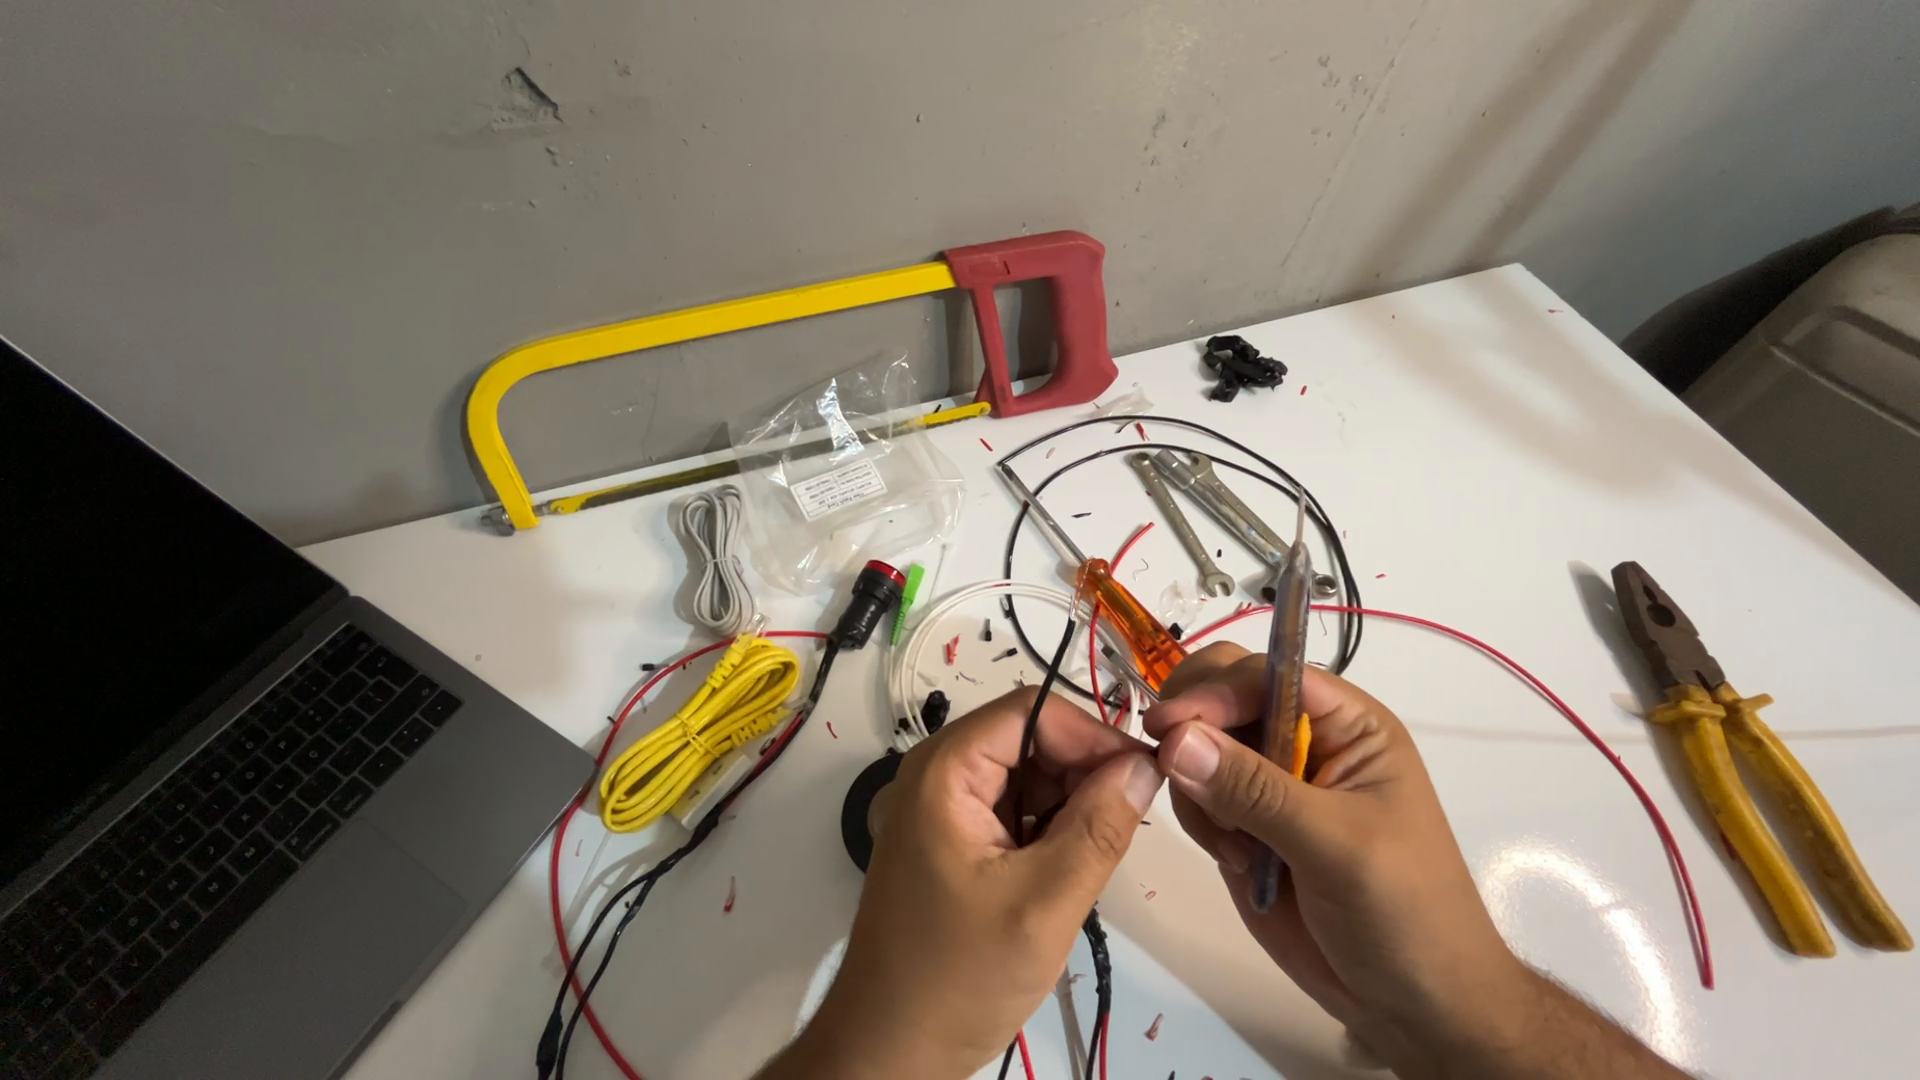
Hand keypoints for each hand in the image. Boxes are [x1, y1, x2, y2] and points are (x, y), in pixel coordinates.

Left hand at [766, 688, 1161, 1079]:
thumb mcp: (1042, 904)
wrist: (889, 1049)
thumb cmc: (958, 977)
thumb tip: (1143, 765)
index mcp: (946, 770)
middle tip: (1128, 819)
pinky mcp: (954, 838)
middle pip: (1028, 738)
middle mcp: (940, 773)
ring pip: (1026, 774)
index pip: (1031, 712)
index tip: (1142, 774)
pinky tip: (1069, 864)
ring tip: (1101, 849)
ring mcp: (944, 807)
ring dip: (1070, 801)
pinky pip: (1013, 807)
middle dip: (1083, 770)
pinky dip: (1049, 826)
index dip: (1091, 734)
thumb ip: (1098, 829)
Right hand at [1143, 643, 1525, 1070]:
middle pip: (1223, 692)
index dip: (1214, 690)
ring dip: (1197, 785)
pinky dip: (1197, 817)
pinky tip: (1234, 858)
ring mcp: (1266, 779)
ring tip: (1233, 842)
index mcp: (1344, 723)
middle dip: (1192, 724)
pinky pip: (1194, 791)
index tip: (1165, 725)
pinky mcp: (1241, 818)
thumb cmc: (1403, 912)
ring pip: (1197, 742)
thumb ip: (1255, 790)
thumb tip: (1175, 739)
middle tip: (1170, 763)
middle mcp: (1300, 738)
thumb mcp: (1337, 845)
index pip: (1265, 675)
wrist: (1411, 1003)